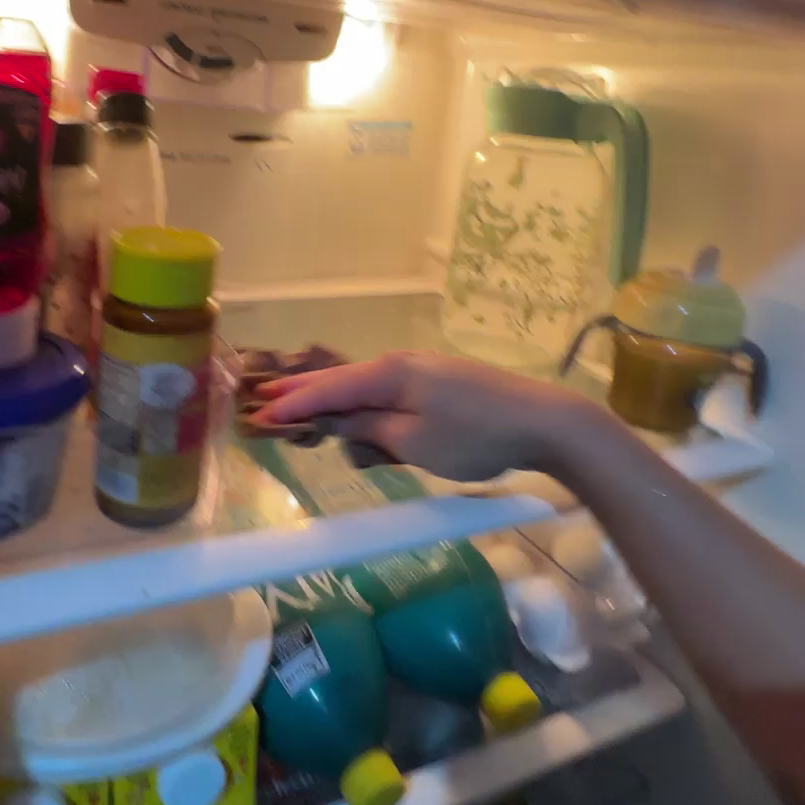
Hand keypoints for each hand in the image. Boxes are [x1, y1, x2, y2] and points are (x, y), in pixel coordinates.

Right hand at [251, 351, 593, 482]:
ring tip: (300, 408)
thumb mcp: (414, 441)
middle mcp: (401, 363)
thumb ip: (370, 428)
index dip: (293, 403)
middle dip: (304, 390)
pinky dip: (363, 402)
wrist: (544, 423)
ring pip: (366, 385)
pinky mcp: (440, 383)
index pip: (329, 388)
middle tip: (265, 396)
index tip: (260, 414)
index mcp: (390, 373)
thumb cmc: (474, 436)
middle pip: (343, 378)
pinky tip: (355, 412)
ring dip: (334, 399)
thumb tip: (338, 420)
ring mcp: (423, 371)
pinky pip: (389, 392)